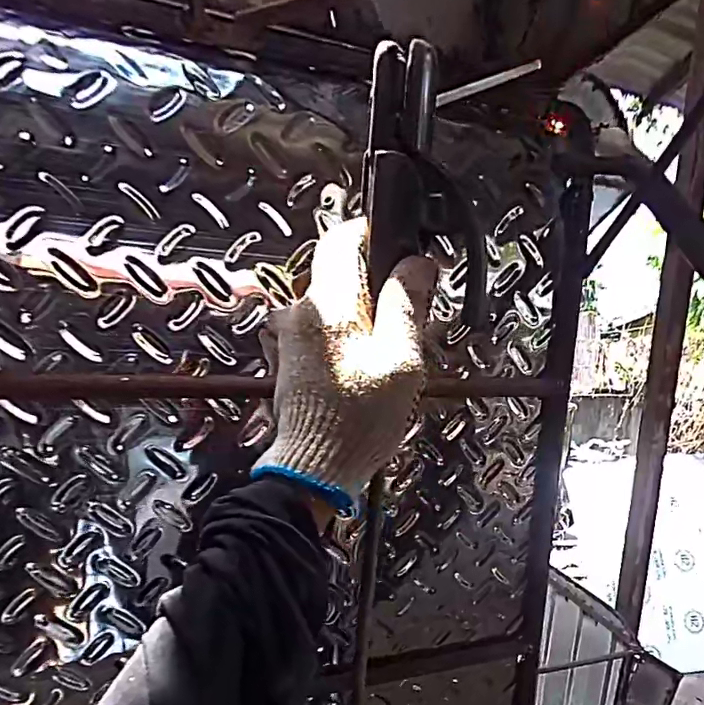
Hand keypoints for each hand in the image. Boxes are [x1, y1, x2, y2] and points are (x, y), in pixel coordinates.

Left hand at [253, 215, 436, 516]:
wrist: (314, 469)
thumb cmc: (359, 419)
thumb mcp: (400, 361)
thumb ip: (407, 305)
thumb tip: (418, 264)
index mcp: (329, 303)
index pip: (342, 238)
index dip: (372, 234)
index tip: (398, 249)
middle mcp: (299, 312)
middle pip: (339, 277)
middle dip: (373, 291)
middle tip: (403, 324)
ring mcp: (287, 338)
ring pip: (331, 310)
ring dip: (358, 322)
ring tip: (383, 359)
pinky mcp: (286, 363)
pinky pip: (319, 336)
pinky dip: (341, 344)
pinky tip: (359, 375)